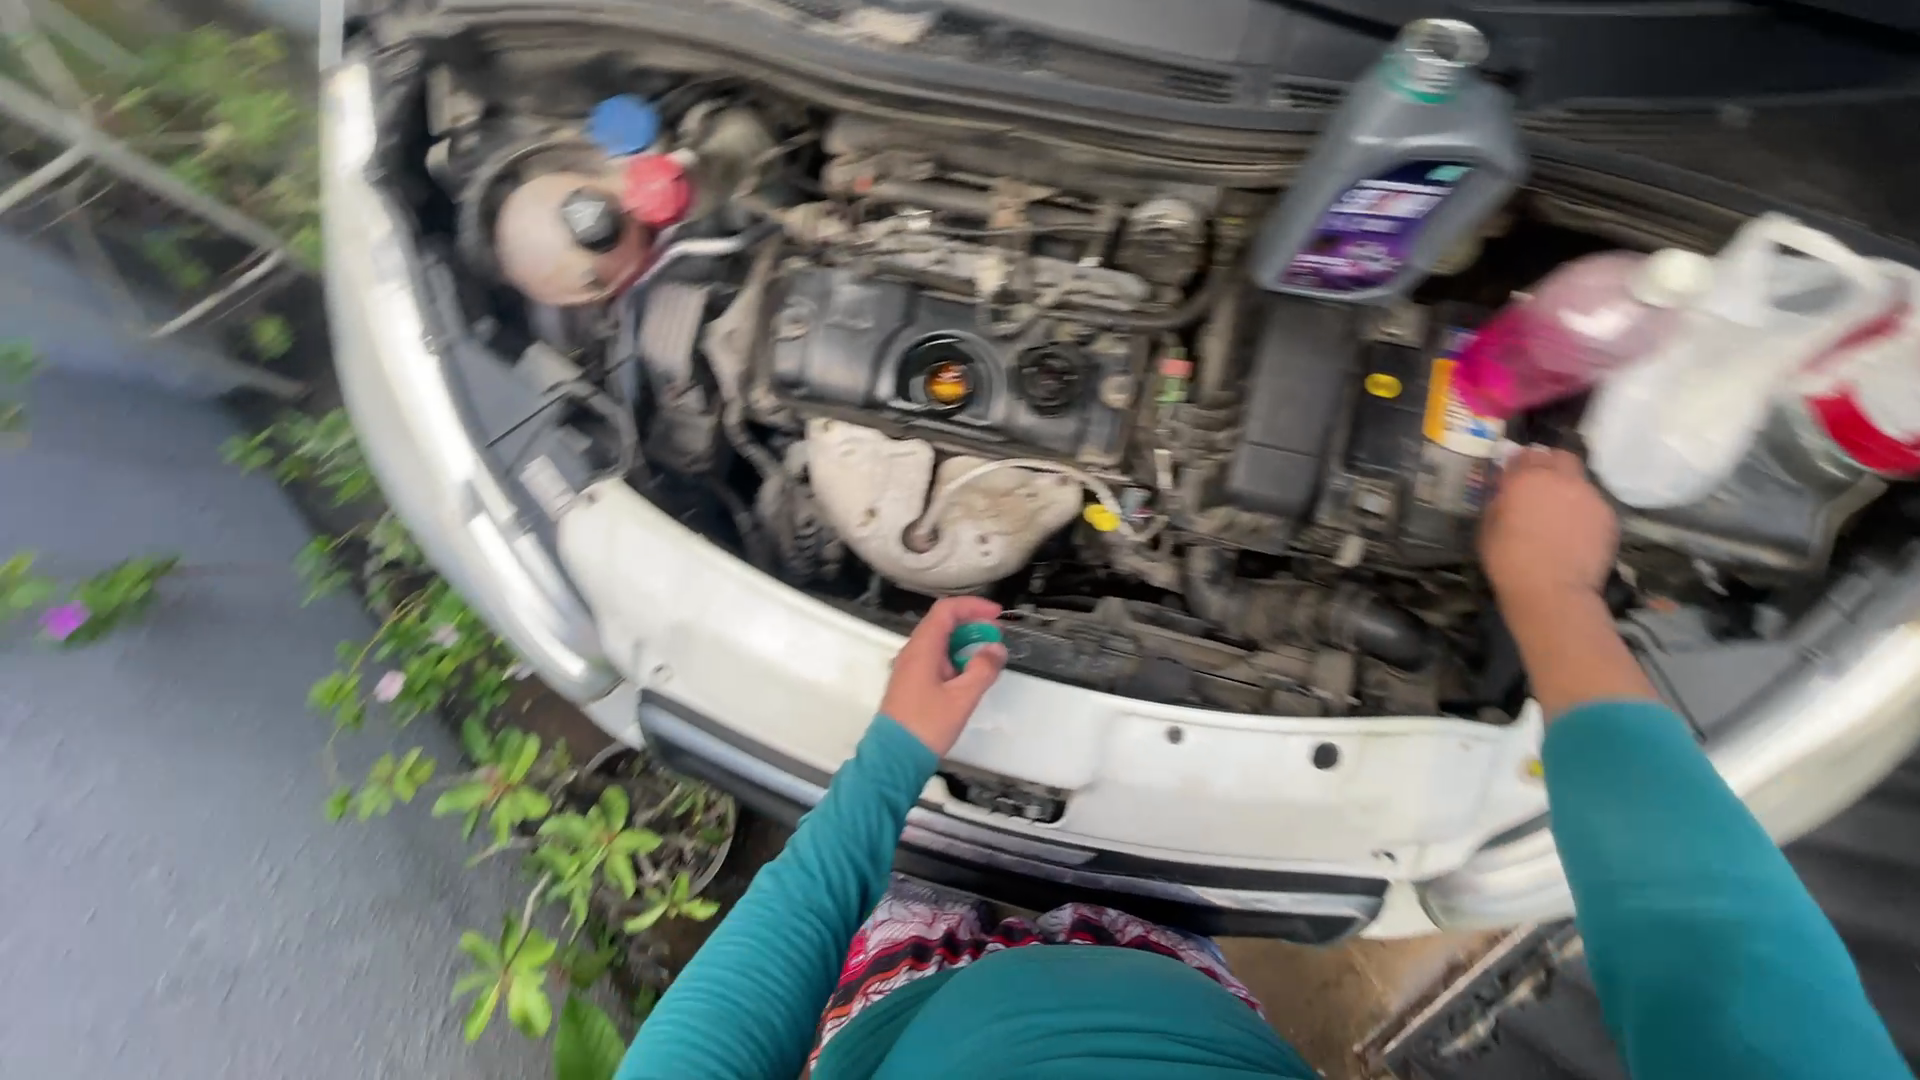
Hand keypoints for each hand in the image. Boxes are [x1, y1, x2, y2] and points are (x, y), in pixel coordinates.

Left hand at [879, 597, 1007, 755]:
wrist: (893, 758)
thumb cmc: (926, 725)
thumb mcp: (962, 698)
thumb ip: (982, 670)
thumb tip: (996, 649)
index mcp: (922, 648)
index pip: (946, 610)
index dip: (973, 606)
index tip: (997, 614)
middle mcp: (913, 651)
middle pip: (942, 622)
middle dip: (971, 623)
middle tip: (996, 635)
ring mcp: (910, 667)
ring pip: (939, 641)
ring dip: (964, 641)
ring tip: (988, 654)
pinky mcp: (911, 682)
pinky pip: (935, 658)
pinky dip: (955, 657)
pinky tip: (970, 673)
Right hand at [1480, 447, 1618, 608]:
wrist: (1551, 589)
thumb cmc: (1507, 558)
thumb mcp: (1487, 525)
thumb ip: (1499, 499)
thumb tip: (1506, 490)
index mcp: (1527, 479)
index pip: (1525, 455)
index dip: (1517, 464)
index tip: (1510, 475)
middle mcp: (1563, 480)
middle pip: (1561, 457)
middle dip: (1549, 464)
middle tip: (1538, 484)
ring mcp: (1591, 497)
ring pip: (1579, 481)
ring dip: (1566, 489)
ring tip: (1556, 512)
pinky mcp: (1608, 516)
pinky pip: (1591, 503)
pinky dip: (1580, 510)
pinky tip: (1570, 530)